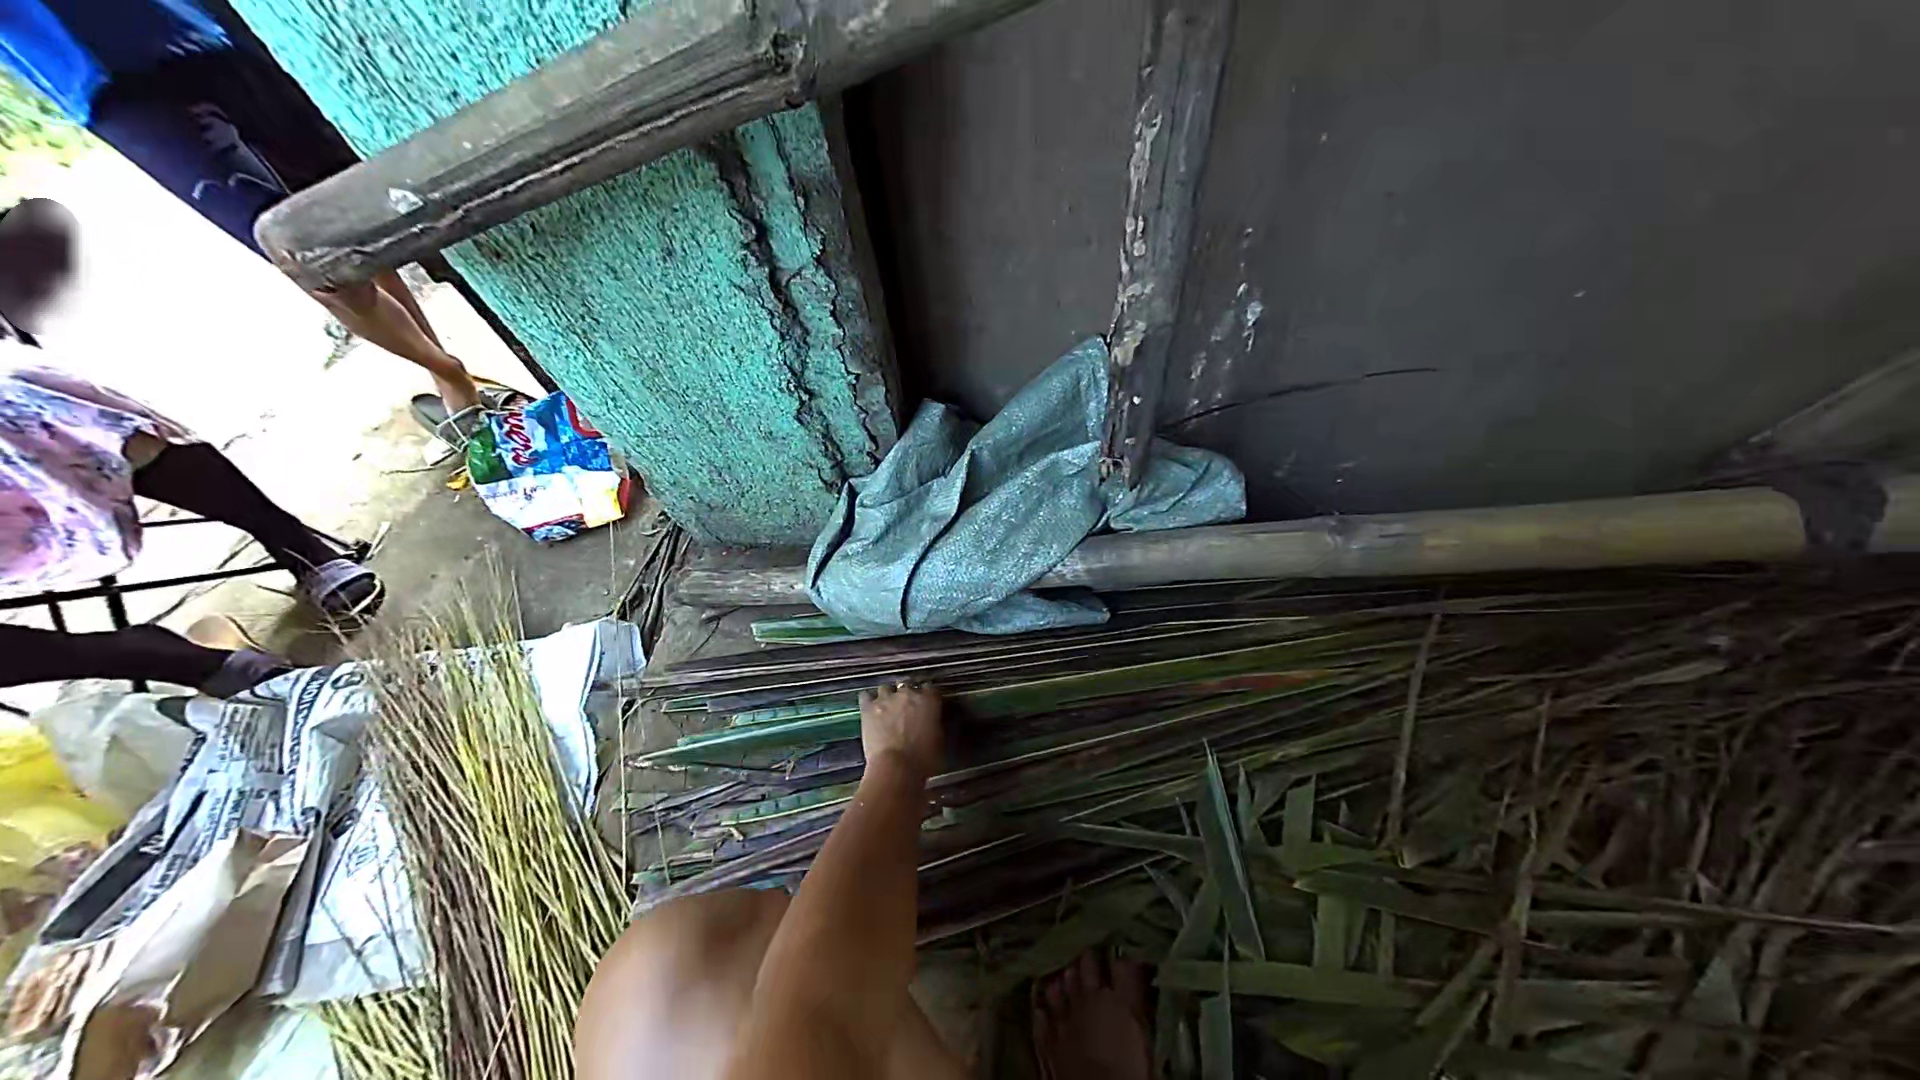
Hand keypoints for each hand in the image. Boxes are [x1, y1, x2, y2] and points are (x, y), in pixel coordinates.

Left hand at [858, 682, 942, 780]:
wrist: (896, 767)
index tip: (926, 707)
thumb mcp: (940, 740)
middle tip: (906, 711)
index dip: (927, 698)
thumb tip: (933, 721)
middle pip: (907, 686)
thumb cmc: (924, 759)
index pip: (930, 689)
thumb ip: (936, 723)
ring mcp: (886, 698)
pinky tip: (870, 710)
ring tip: (886, 710)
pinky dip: (868, 701)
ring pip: (886, 688)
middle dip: (906, 696)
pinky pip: (866, 696)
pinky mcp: (868, 707)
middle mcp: (907, 693)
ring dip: (887, 697)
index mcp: (928, 700)